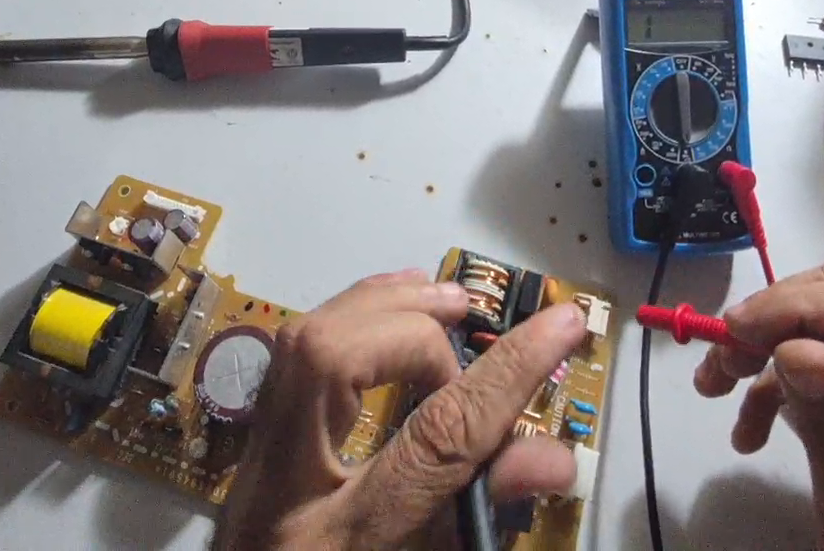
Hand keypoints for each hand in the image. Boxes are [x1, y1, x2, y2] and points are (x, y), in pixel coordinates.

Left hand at [213, 268, 589, 549]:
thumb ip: (482, 515)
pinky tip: (394, 296)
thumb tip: (553, 456)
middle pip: (339, 359)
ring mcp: (259, 446)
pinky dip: (354, 308)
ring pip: (310, 336)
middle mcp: (280, 478)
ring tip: (452, 302)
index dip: (506, 375)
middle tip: (479, 332)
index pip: (434, 438)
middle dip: (422, 331)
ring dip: (389, 304)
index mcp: (340, 539)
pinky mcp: (260, 424)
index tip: (564, 324)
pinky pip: (299, 342)